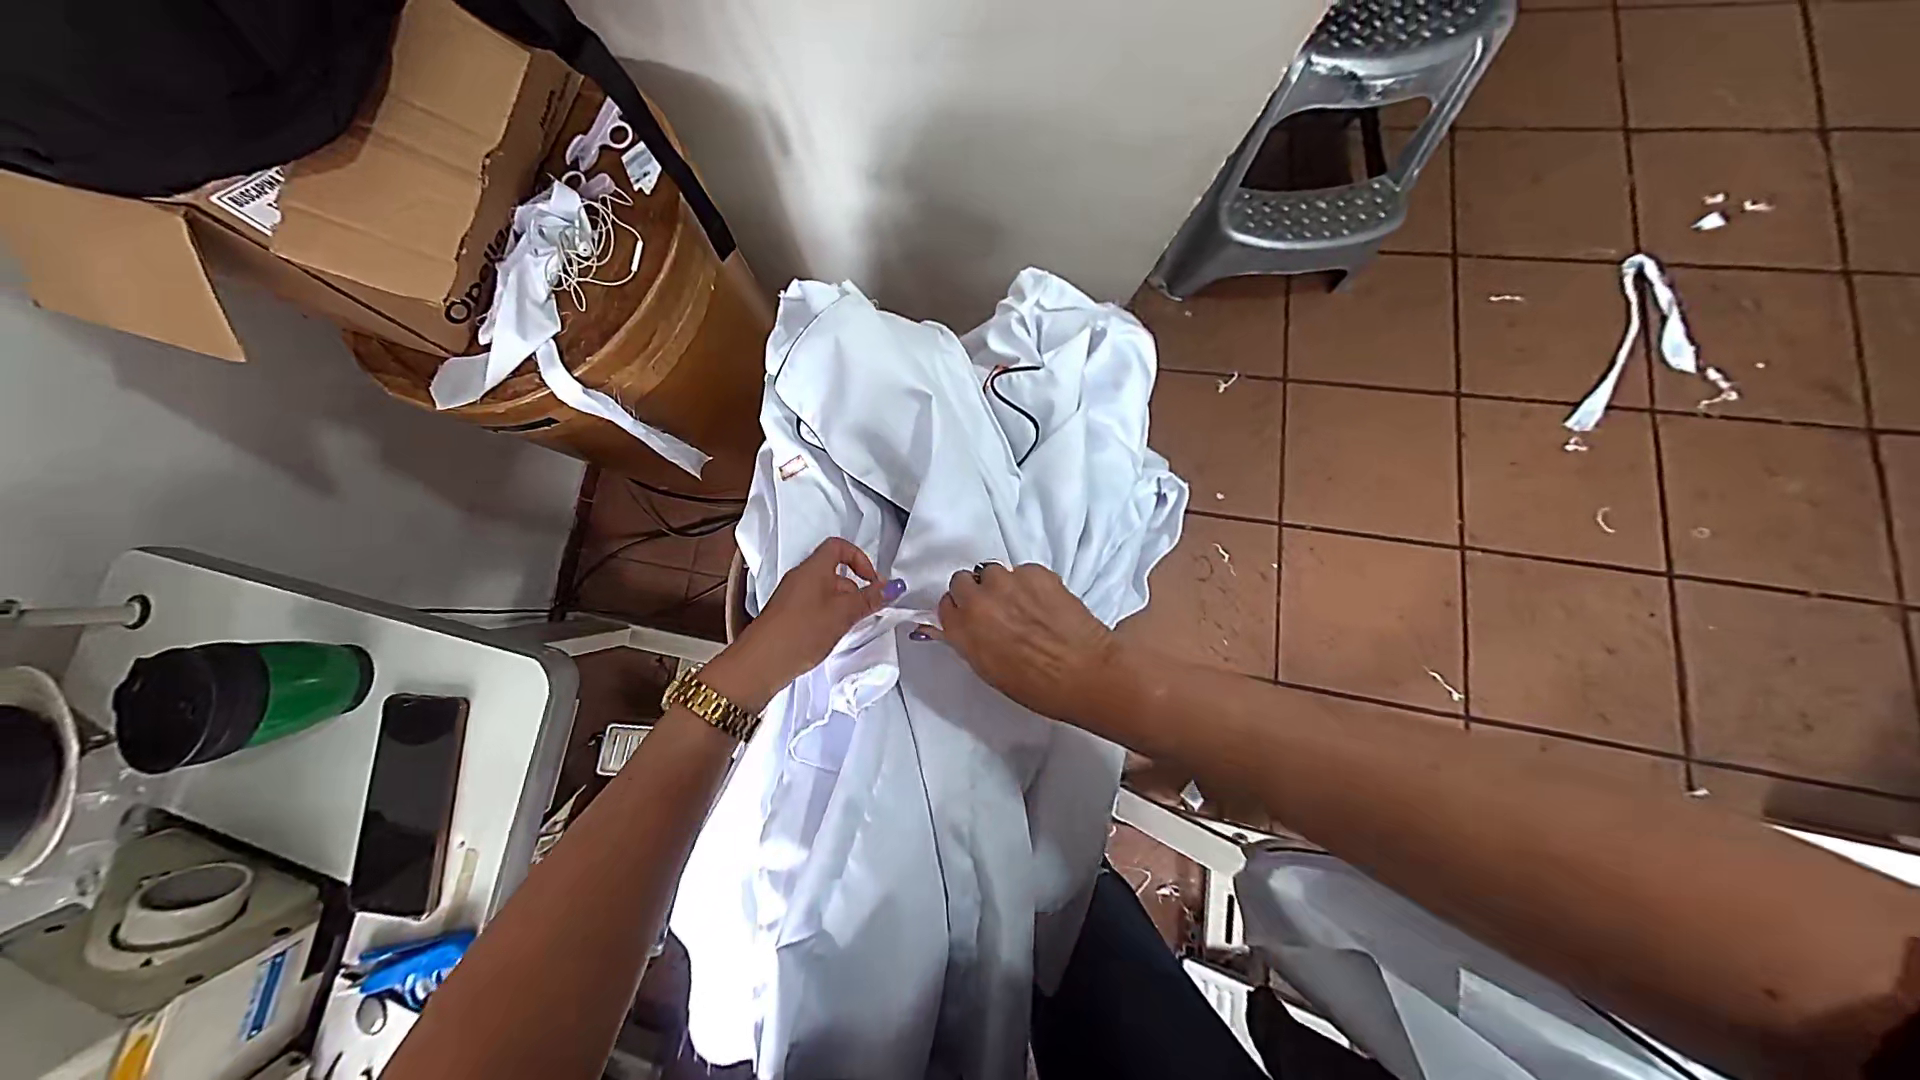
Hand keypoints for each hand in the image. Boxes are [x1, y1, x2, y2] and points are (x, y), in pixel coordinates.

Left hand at [708, 538, 902, 708]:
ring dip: (844, 603)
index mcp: (813, 569)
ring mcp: (792, 597)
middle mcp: (800, 578)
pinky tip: (834, 633)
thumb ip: (870, 598)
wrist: (761, 664)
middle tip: (869, 605)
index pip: (839, 547)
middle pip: (834, 570)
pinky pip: (815, 606)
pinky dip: (830, 615)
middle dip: (856, 586)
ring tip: (852, 624)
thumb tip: (893, 586)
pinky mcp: (788, 616)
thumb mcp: (844, 614)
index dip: (860, 559)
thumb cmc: (798, 633)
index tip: (872, 580)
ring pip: (826, 591)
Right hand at [914, 563, 1115, 722]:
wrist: (1085, 672)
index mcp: (962, 632)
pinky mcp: (1034, 572)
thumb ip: (971, 642)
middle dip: (977, 591)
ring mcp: (1006, 583)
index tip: (971, 613)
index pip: (946, 605)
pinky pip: (1024, 570)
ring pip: (993, 571)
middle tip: (997, 607)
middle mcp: (978, 603)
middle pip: (963, 580)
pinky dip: (1032, 582)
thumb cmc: (1040, 686)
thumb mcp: (990, 671)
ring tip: (1025, 605)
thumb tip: (967, 629)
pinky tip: (1046, 603)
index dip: (961, 608)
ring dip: (1004, 584)